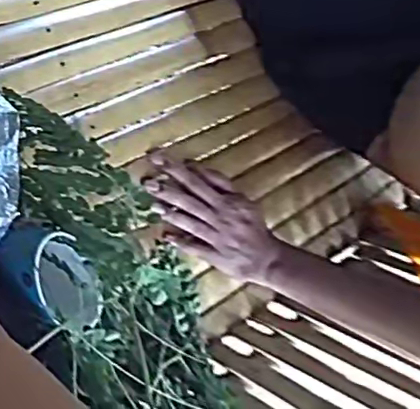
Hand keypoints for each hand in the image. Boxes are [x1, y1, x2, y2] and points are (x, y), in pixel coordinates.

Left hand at [145, 155, 291, 285]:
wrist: (271, 260)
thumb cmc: (250, 224)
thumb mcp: (240, 199)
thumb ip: (217, 180)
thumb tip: (188, 163)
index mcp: (227, 203)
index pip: (197, 182)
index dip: (176, 170)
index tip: (155, 158)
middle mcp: (221, 220)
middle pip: (191, 202)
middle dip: (169, 192)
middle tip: (148, 183)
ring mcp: (219, 239)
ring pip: (192, 224)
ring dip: (173, 215)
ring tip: (154, 206)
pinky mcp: (218, 257)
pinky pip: (197, 248)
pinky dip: (182, 243)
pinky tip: (166, 236)